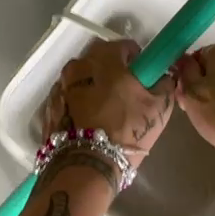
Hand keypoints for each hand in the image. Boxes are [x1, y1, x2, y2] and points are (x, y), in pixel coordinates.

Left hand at [41, 39, 172, 169]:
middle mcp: (78, 65)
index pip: (126, 48)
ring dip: (94, 88)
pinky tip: (89, 122)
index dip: (138, 62)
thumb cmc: (126, 131)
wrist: (86, 167)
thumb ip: (165, 83)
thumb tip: (164, 76)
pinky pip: (70, 97)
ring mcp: (60, 85)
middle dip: (114, 73)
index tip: (143, 80)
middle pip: (102, 61)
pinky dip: (79, 103)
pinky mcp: (50, 106)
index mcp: (104, 58)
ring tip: (106, 113)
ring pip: (84, 79)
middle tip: (127, 97)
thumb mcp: (159, 108)